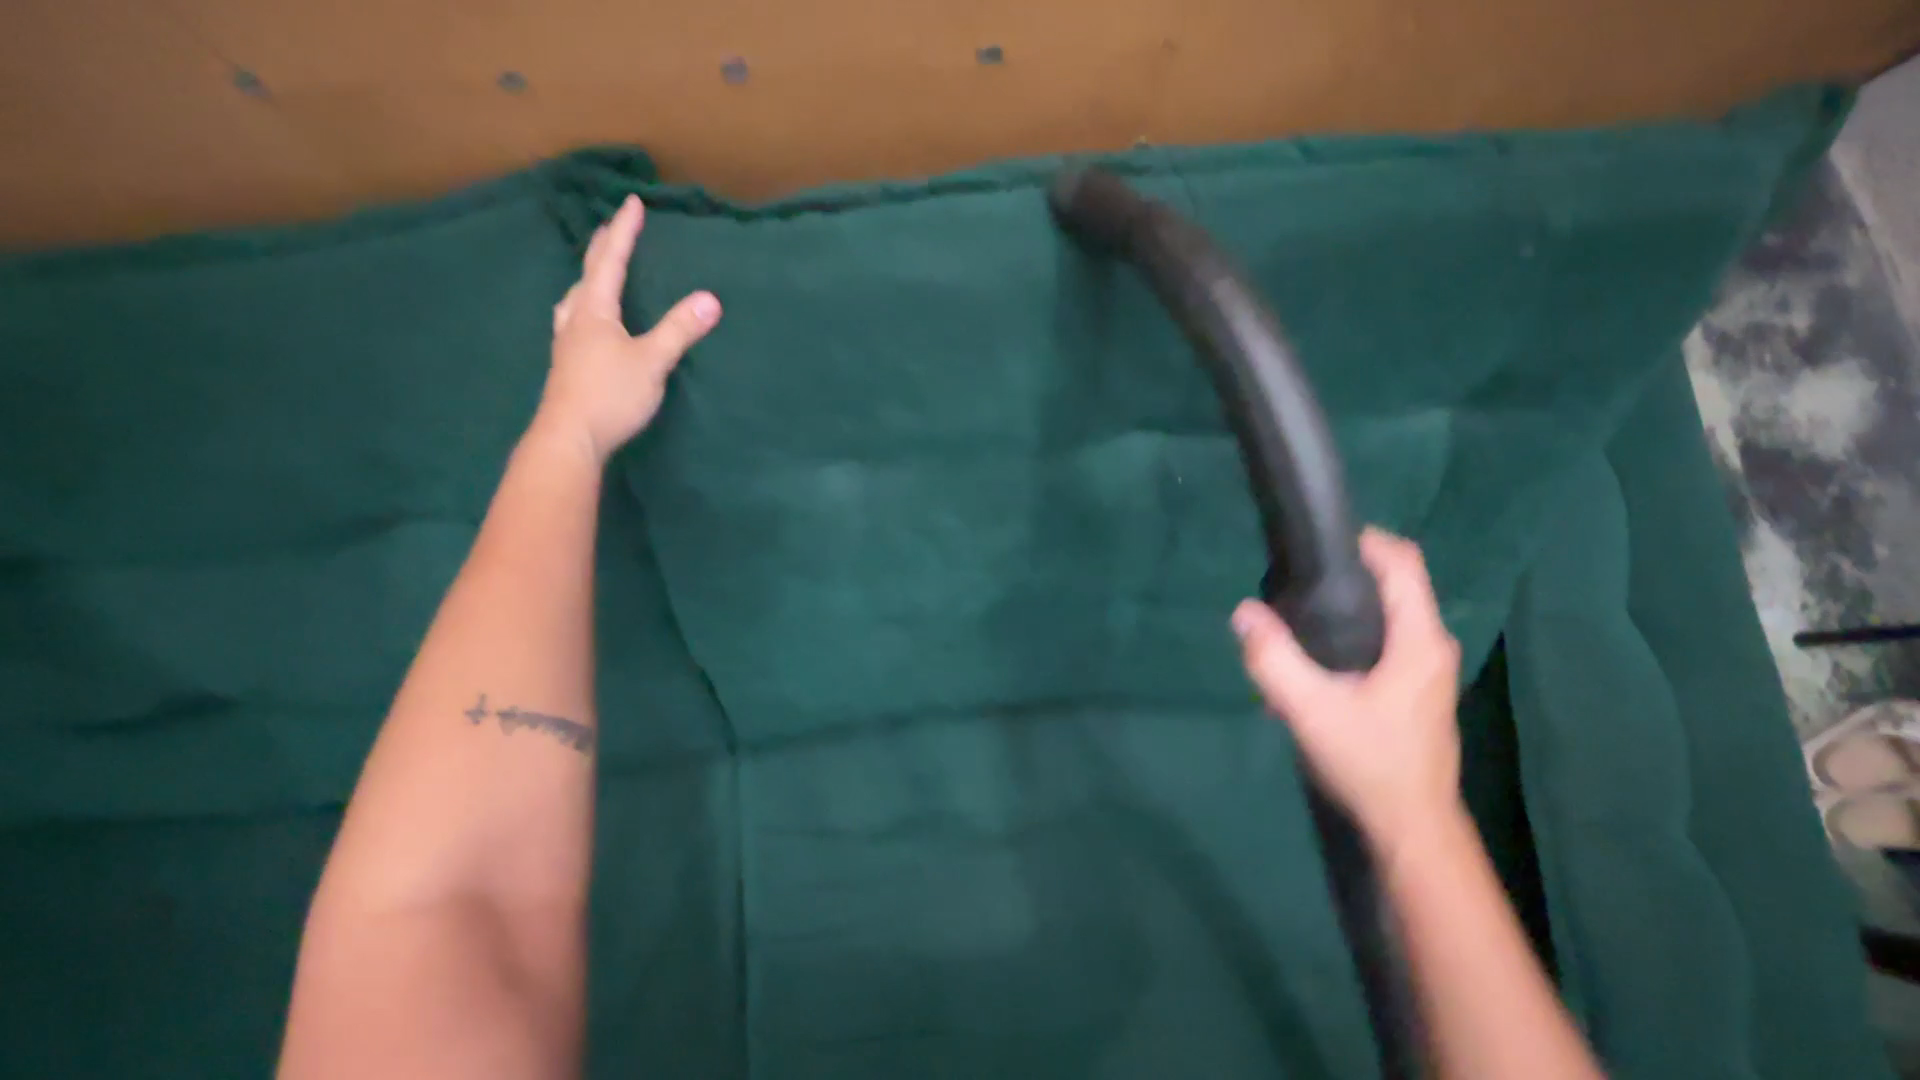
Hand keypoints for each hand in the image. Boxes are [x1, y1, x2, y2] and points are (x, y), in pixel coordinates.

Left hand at [537, 194, 720, 463]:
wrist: (568, 439)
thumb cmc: (609, 395)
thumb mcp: (651, 362)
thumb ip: (679, 330)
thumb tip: (710, 299)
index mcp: (594, 310)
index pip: (611, 261)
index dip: (624, 232)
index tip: (632, 202)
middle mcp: (575, 319)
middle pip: (588, 274)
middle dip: (603, 248)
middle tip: (611, 227)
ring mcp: (567, 343)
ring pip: (576, 298)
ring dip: (588, 278)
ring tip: (596, 272)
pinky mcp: (567, 365)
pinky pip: (575, 320)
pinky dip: (584, 307)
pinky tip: (585, 323)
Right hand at [1232, 528, 1463, 850]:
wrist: (1412, 828)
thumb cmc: (1370, 763)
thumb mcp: (1311, 710)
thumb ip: (1274, 659)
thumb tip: (1244, 612)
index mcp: (1419, 640)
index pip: (1403, 562)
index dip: (1365, 541)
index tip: (1316, 542)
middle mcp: (1432, 647)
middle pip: (1395, 586)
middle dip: (1347, 575)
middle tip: (1293, 584)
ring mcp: (1429, 671)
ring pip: (1389, 616)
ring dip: (1348, 608)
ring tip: (1296, 620)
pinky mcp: (1418, 691)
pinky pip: (1387, 642)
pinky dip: (1355, 635)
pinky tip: (1317, 662)